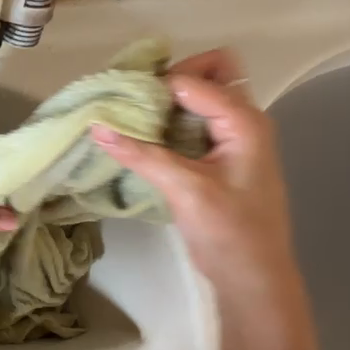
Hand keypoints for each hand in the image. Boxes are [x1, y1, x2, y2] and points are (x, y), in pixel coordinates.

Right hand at [88, 50, 300, 300]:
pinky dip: (169, 123)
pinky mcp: (219, 156)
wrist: (253, 277)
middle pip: (210, 72)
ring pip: (201, 96)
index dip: (160, 87)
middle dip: (172, 79)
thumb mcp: (184, 190)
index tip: (126, 107)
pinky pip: (194, 121)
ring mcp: (233, 138)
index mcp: (244, 121)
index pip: (195, 80)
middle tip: (138, 104)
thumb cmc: (229, 232)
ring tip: (133, 121)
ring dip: (167, 102)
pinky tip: (143, 141)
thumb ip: (142, 155)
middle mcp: (243, 120)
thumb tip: (96, 126)